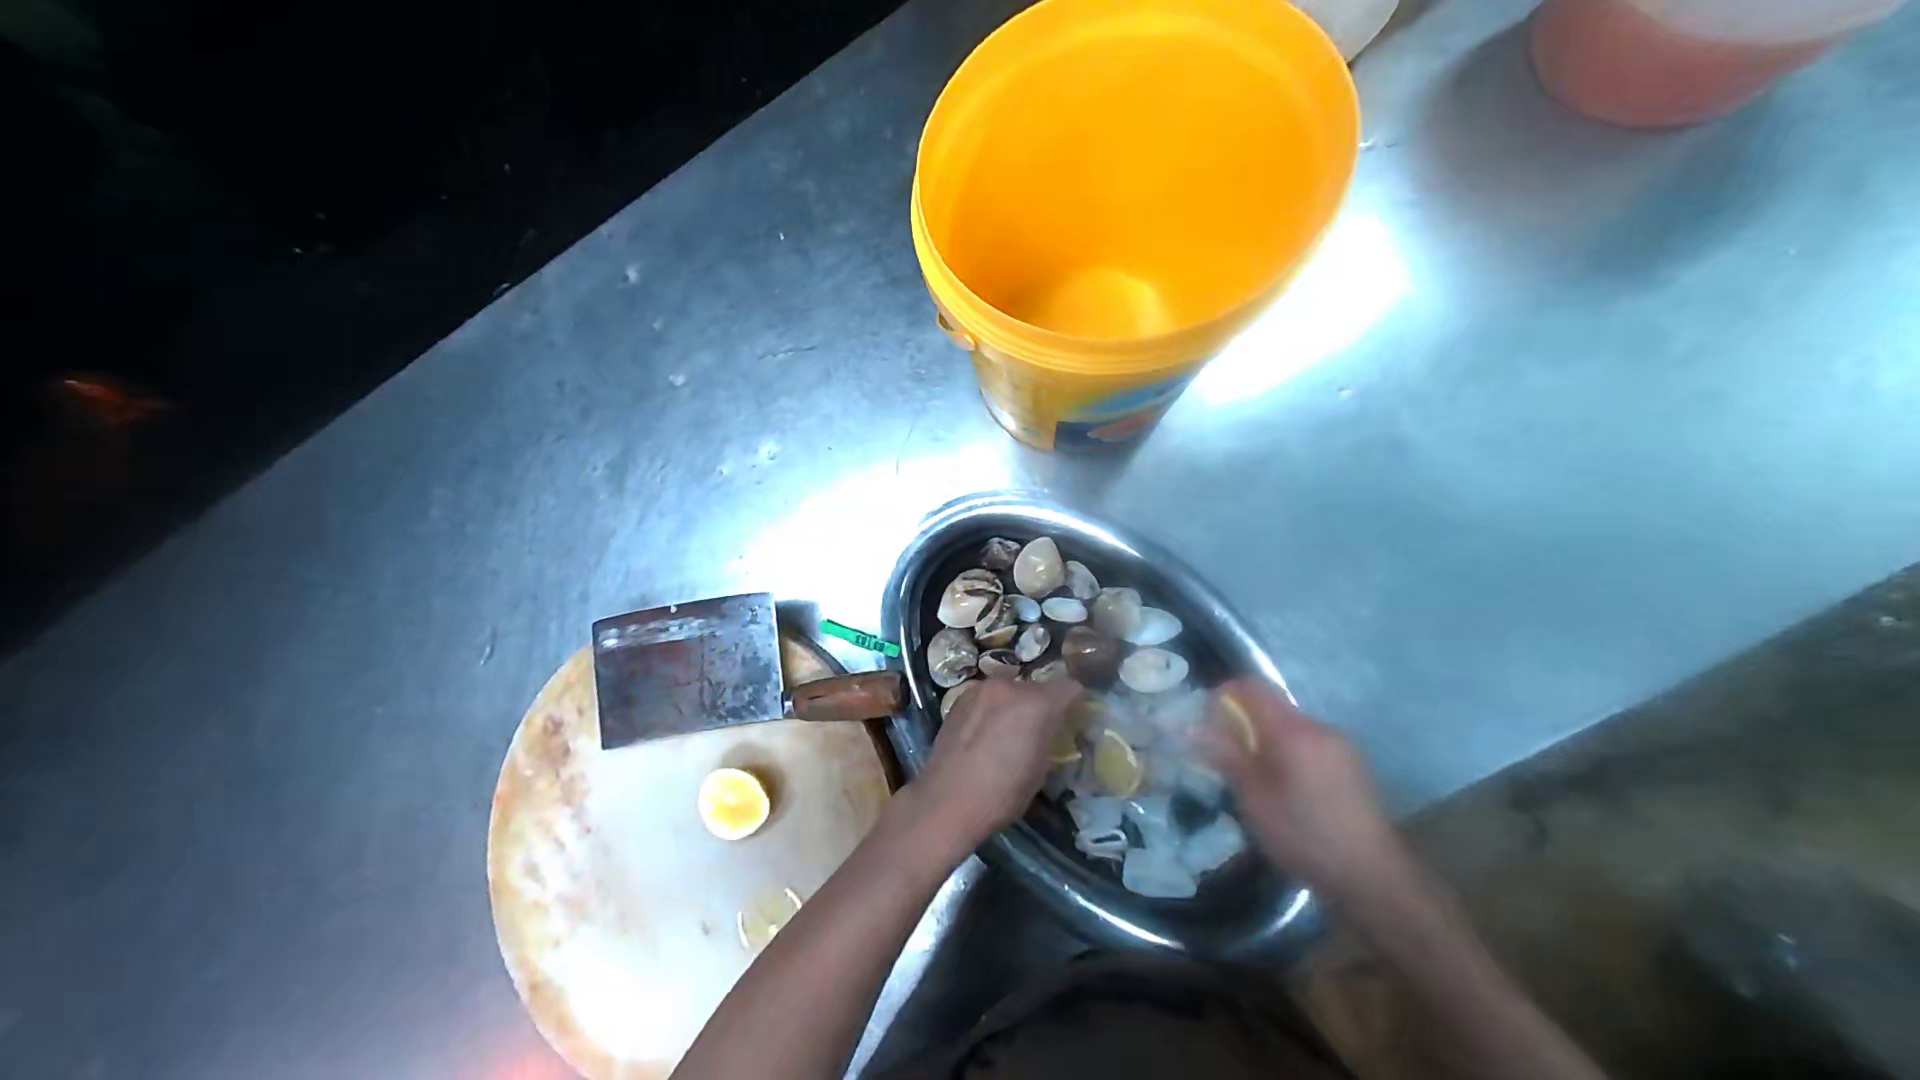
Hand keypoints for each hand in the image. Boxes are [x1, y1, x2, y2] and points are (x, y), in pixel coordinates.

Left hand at [909, 678, 1080, 852]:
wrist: (946, 802)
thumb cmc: (1001, 794)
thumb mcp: (1040, 769)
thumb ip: (1050, 735)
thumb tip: (1052, 726)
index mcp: (1035, 703)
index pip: (1069, 687)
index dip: (1074, 703)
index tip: (1073, 719)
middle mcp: (1008, 686)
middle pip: (1037, 687)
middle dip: (1043, 705)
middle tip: (1041, 731)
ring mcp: (980, 689)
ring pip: (1010, 690)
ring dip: (1016, 705)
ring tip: (1009, 734)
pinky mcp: (959, 699)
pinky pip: (988, 697)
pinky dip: (994, 709)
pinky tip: (986, 734)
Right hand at [1199, 678, 1410, 903]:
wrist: (1373, 879)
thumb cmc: (1304, 836)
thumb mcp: (1254, 799)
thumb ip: (1225, 755)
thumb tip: (1191, 725)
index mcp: (1294, 730)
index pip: (1253, 686)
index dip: (1224, 694)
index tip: (1206, 722)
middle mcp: (1320, 727)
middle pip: (1272, 706)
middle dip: (1243, 722)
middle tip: (1224, 758)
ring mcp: (1341, 745)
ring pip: (1290, 727)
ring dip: (1266, 740)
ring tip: (1254, 779)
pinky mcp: (1352, 765)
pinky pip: (1309, 744)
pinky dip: (1288, 753)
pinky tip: (1287, 791)